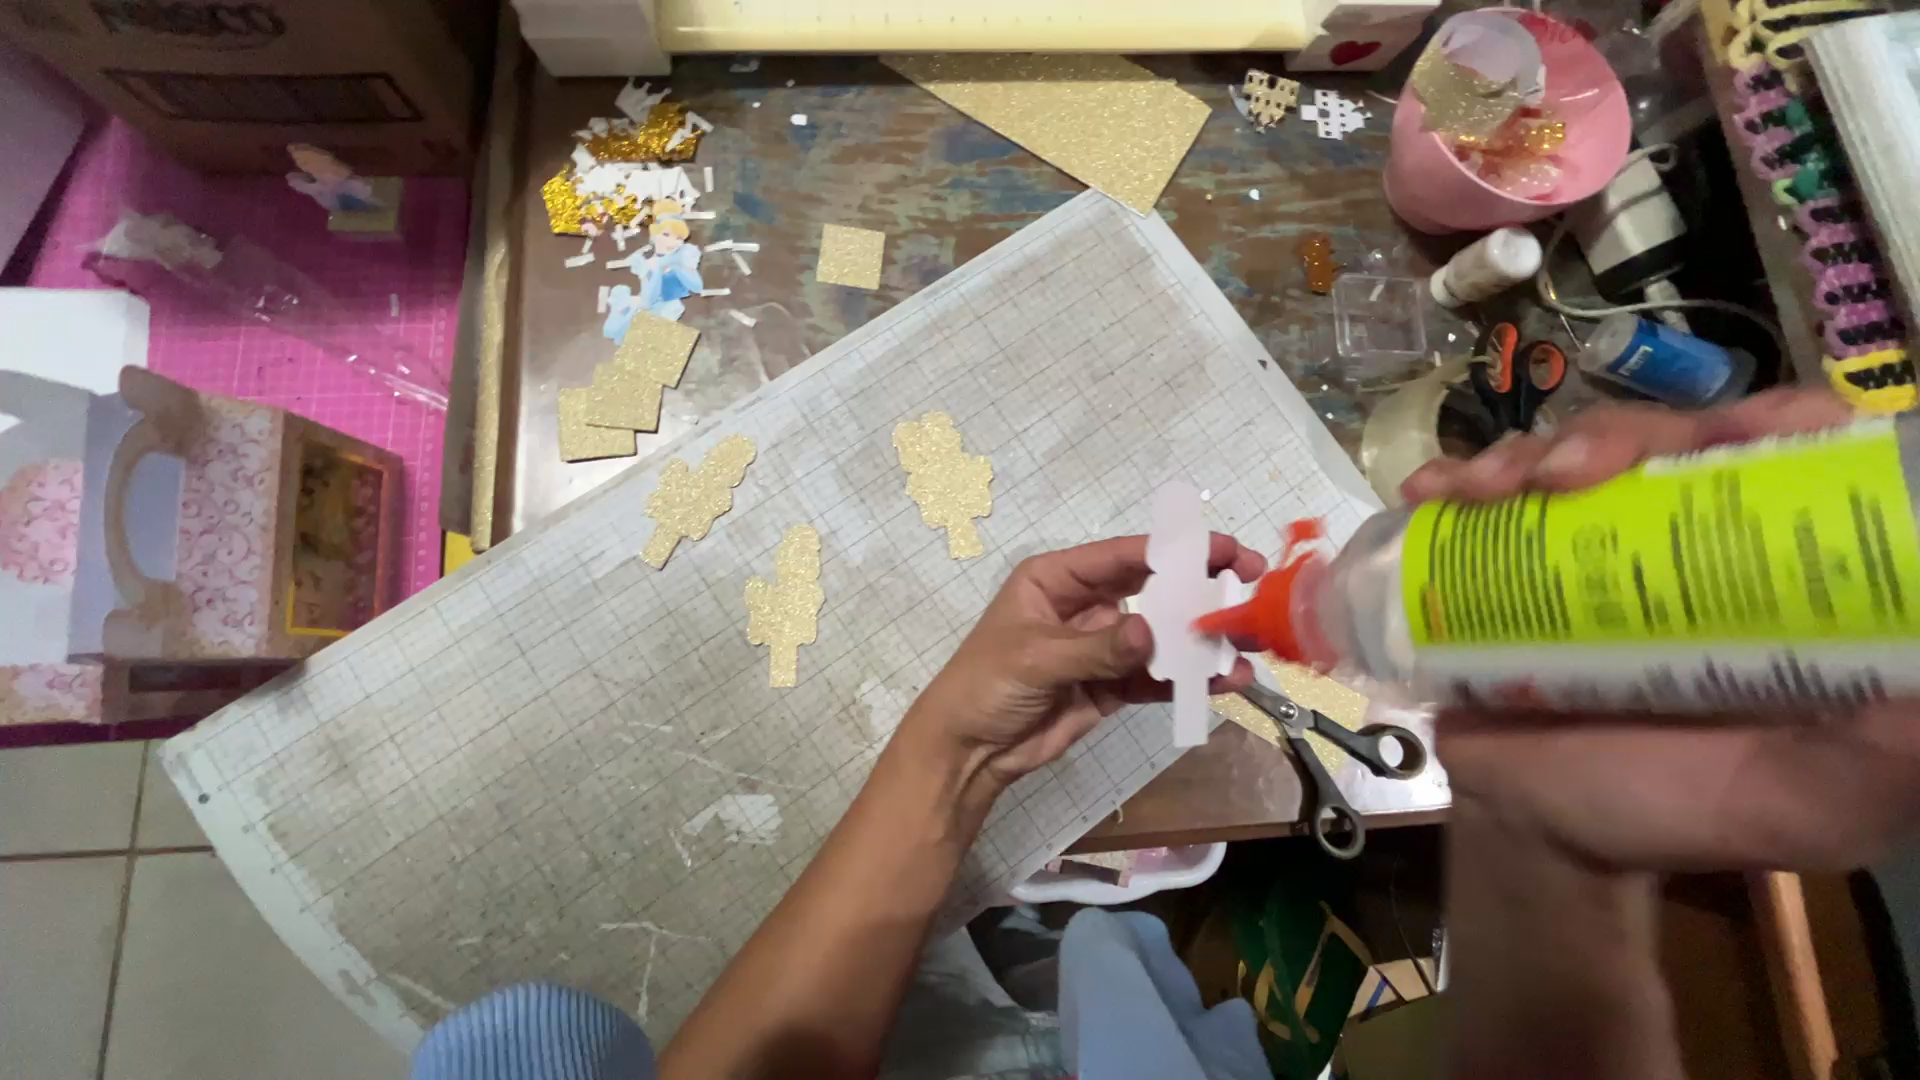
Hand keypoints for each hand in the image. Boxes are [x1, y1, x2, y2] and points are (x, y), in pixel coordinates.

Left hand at [902, 534, 1266, 792]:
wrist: (969, 750)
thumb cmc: (986, 685)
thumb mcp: (1036, 658)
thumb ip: (1096, 647)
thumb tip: (1151, 633)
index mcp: (1057, 579)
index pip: (1123, 556)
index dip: (1175, 550)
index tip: (1224, 551)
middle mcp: (1085, 605)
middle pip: (1151, 591)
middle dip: (1199, 592)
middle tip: (1250, 594)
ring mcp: (1101, 647)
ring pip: (1160, 637)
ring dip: (1200, 643)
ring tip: (1246, 650)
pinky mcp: (1111, 686)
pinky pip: (1155, 677)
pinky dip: (1185, 681)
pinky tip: (1221, 683)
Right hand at [1406, 386, 1919, 871]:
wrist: (1522, 821)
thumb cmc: (1661, 810)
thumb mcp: (1795, 804)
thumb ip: (1874, 759)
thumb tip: (1918, 677)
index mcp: (1757, 580)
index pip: (1777, 464)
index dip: (1764, 424)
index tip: (1729, 432)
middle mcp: (1661, 543)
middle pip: (1651, 441)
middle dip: (1608, 436)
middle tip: (1561, 476)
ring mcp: (1563, 548)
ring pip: (1552, 457)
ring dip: (1513, 454)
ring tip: (1473, 491)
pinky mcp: (1484, 563)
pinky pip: (1466, 502)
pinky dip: (1444, 481)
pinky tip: (1422, 494)